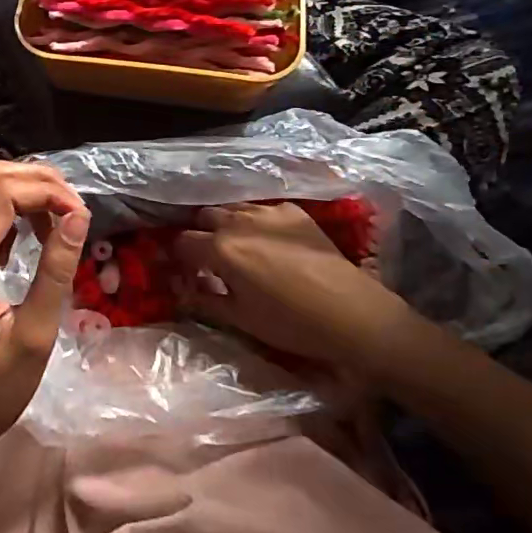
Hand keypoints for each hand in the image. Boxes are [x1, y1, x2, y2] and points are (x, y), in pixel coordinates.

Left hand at [0, 161, 90, 460]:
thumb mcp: (33, 337)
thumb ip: (55, 271)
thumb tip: (79, 216)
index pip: (3, 193)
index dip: (47, 191)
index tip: (82, 215)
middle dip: (38, 181)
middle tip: (75, 209)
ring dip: (28, 193)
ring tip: (64, 221)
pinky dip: (17, 211)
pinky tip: (41, 235)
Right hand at [173, 202, 409, 369]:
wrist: (351, 312)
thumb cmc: (291, 324)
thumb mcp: (241, 319)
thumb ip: (206, 300)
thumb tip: (182, 290)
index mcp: (221, 249)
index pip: (183, 241)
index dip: (180, 256)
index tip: (188, 270)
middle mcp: (239, 221)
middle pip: (205, 216)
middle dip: (202, 234)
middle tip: (211, 258)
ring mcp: (268, 211)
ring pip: (233, 208)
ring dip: (227, 224)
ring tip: (239, 247)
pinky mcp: (293, 211)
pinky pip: (262, 209)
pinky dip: (256, 221)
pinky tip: (269, 242)